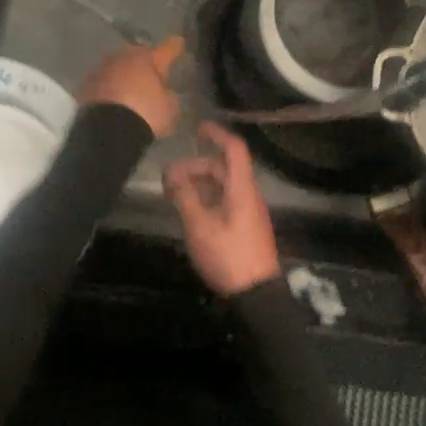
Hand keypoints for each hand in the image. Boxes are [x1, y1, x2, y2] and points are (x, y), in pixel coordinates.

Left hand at [78, 36, 185, 136]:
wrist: (107, 130)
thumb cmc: (145, 114)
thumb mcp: (169, 109)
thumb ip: (168, 96)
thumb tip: (163, 91)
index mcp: (147, 59)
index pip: (166, 49)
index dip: (174, 46)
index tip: (179, 42)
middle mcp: (122, 58)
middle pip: (136, 55)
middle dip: (143, 63)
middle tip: (150, 76)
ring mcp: (101, 70)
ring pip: (117, 67)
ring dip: (123, 75)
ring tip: (130, 90)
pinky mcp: (85, 87)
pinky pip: (103, 83)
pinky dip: (109, 89)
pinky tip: (113, 100)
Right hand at [164, 123, 280, 296]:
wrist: (257, 297)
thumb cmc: (228, 256)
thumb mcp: (199, 226)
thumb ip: (184, 196)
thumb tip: (171, 172)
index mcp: (242, 189)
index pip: (234, 149)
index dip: (217, 134)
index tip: (197, 128)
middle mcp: (248, 195)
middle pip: (222, 169)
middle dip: (195, 167)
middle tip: (169, 179)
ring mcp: (248, 212)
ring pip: (222, 186)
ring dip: (199, 184)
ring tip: (174, 194)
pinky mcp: (245, 228)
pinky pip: (225, 202)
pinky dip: (206, 199)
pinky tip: (189, 212)